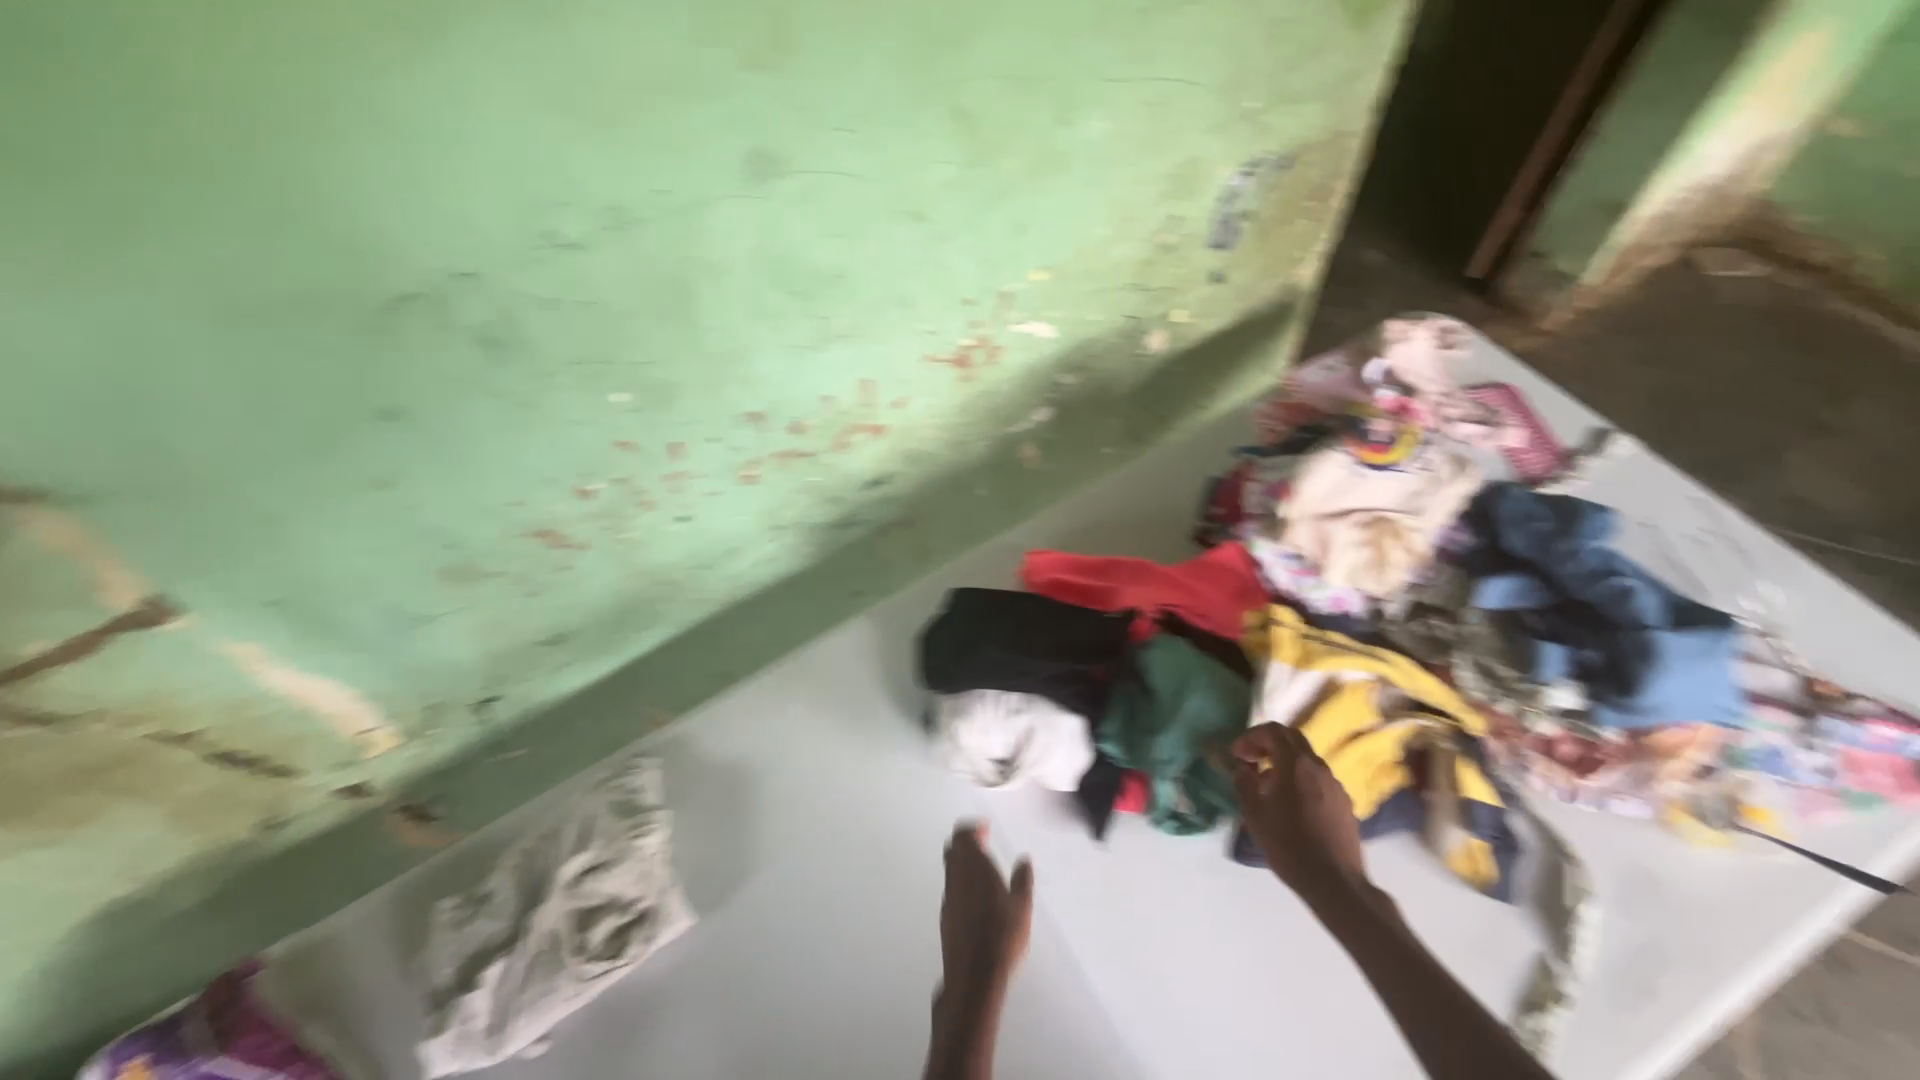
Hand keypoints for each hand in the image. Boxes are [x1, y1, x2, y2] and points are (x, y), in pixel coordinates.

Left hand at [939, 822, 1033, 996]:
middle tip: (984, 843)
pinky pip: (952, 887)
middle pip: (953, 849)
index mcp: (974, 868)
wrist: (973, 977)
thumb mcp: (1022, 907)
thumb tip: (1024, 860)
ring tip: (985, 869)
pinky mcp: (945, 916)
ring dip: (964, 861)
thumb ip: (1022, 880)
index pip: (963, 835)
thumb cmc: (1002, 938)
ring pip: (950, 868)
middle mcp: (956, 878)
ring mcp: (949, 898)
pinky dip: (962, 880)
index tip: (986, 828)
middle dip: (966, 841)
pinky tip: (978, 896)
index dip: (973, 828)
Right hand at [1227, 723, 1368, 901]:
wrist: (1334, 881)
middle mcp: (1318, 767)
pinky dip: (1300, 780)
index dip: (1250, 737)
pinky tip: (1292, 807)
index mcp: (1295, 764)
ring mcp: (1335, 784)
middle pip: (1292, 738)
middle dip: (1268, 743)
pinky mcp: (1345, 803)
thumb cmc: (1288, 845)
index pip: (1272, 731)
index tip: (1237, 756)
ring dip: (1284, 763)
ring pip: (1306, 760)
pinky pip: (1318, 780)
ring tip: (1268, 788)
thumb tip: (1241, 769)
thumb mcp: (1254, 814)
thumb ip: (1244, 783)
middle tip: (1251, 761)